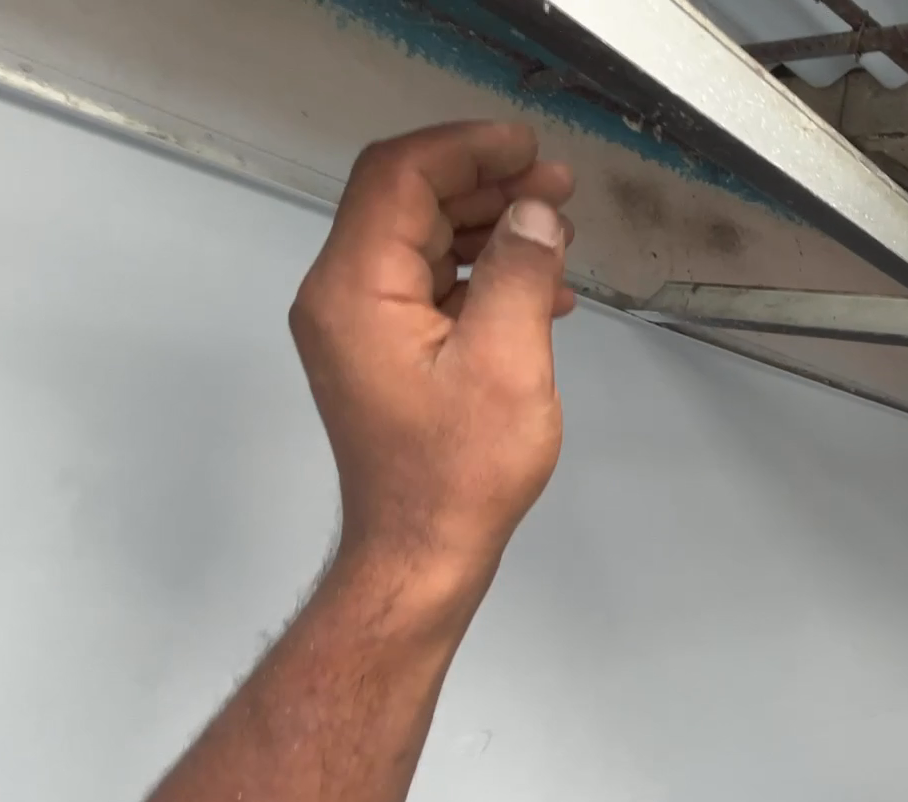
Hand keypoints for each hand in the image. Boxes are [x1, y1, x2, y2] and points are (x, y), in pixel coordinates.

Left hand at [289, 121, 576, 579]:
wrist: (427, 548)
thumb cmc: (466, 466)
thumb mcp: (508, 365)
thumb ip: (520, 277)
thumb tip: (538, 213)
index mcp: (357, 287)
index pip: (400, 179)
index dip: (466, 149)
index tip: (530, 147)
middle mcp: (346, 295)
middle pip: (411, 207)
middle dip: (488, 186)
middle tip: (560, 186)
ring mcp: (366, 328)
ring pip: (428, 249)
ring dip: (493, 232)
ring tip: (560, 231)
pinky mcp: (393, 356)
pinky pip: (438, 294)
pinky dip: (489, 280)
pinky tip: (545, 293)